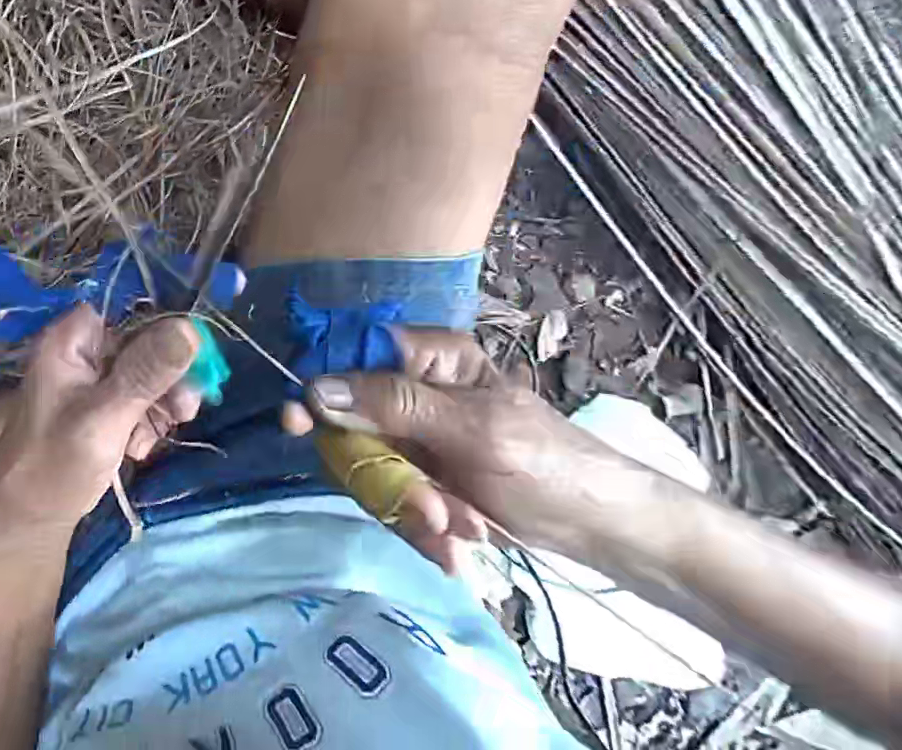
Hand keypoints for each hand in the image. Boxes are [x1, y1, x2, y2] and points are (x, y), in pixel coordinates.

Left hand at [0, 306, 200, 532]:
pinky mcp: (103, 403)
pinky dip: (149, 419)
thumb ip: (146, 373)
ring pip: (150, 371)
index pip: (129, 308)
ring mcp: (93, 377)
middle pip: (145, 341)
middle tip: (184, 410)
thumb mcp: (104, 418)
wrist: (28, 520)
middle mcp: (83, 350)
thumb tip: (190, 328)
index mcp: (71, 339)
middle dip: (169, 376)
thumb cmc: (54, 466)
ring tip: (151, 438)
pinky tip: (139, 447)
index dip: (166, 326)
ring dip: (162, 403)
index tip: (195, 357)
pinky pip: (142, 396)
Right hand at [282, 328, 655, 564]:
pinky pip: (386, 498)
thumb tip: (315, 389)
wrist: (603, 532)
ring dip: (408, 508)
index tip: (298, 423)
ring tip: (461, 530)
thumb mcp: (472, 429)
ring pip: (365, 468)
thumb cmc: (549, 465)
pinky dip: (417, 526)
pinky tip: (455, 544)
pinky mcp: (414, 476)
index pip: (349, 356)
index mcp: (426, 357)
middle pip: (348, 422)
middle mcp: (408, 390)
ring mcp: (409, 436)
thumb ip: (393, 404)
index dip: (319, 388)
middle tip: (430, 509)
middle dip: (385, 475)